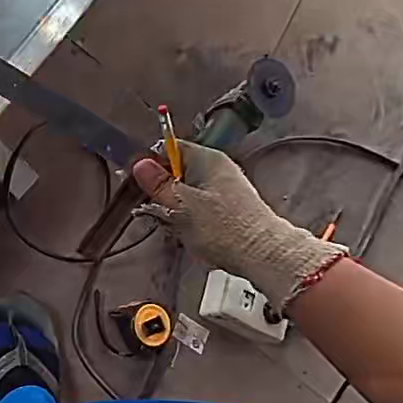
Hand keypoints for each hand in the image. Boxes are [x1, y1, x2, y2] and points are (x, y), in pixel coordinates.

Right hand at [131, 142, 346, 309]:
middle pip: (176, 170)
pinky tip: (188, 232)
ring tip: (175, 225)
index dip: (151, 163)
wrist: (262, 255)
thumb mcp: (180, 204)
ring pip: (184, 190)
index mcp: (206, 159)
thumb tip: (140, 164)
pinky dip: (187, 217)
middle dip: (161, 190)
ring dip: (173, 207)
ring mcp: (223, 188)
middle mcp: (217, 168)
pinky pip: (197, 205)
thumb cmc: (223, 228)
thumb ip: (158, 183)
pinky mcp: (227, 207)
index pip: (169, 147)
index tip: (141, 183)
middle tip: (158, 209)